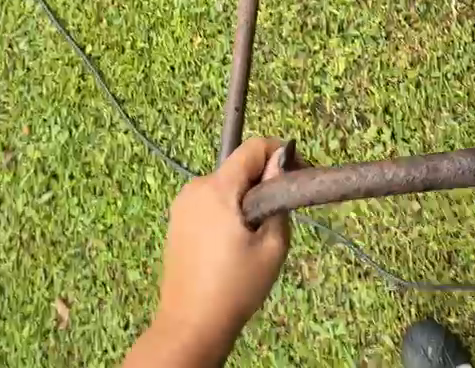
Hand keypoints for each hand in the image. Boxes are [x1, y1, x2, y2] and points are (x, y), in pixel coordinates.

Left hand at [127, 139, 290, 365]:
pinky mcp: (176, 222)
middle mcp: (195, 187)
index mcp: (217, 188)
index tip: (297, 173)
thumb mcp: (272, 244)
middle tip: (280, 212)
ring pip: (225, 185)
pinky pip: (210, 201)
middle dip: (262, 180)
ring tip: (257, 233)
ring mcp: (182, 205)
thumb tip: (281, 161)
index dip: (280, 152)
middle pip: (238, 166)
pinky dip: (227, 209)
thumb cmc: (236, 287)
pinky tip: (233, 243)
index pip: (253, 147)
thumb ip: (278, 195)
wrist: (189, 328)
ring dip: (245, 196)